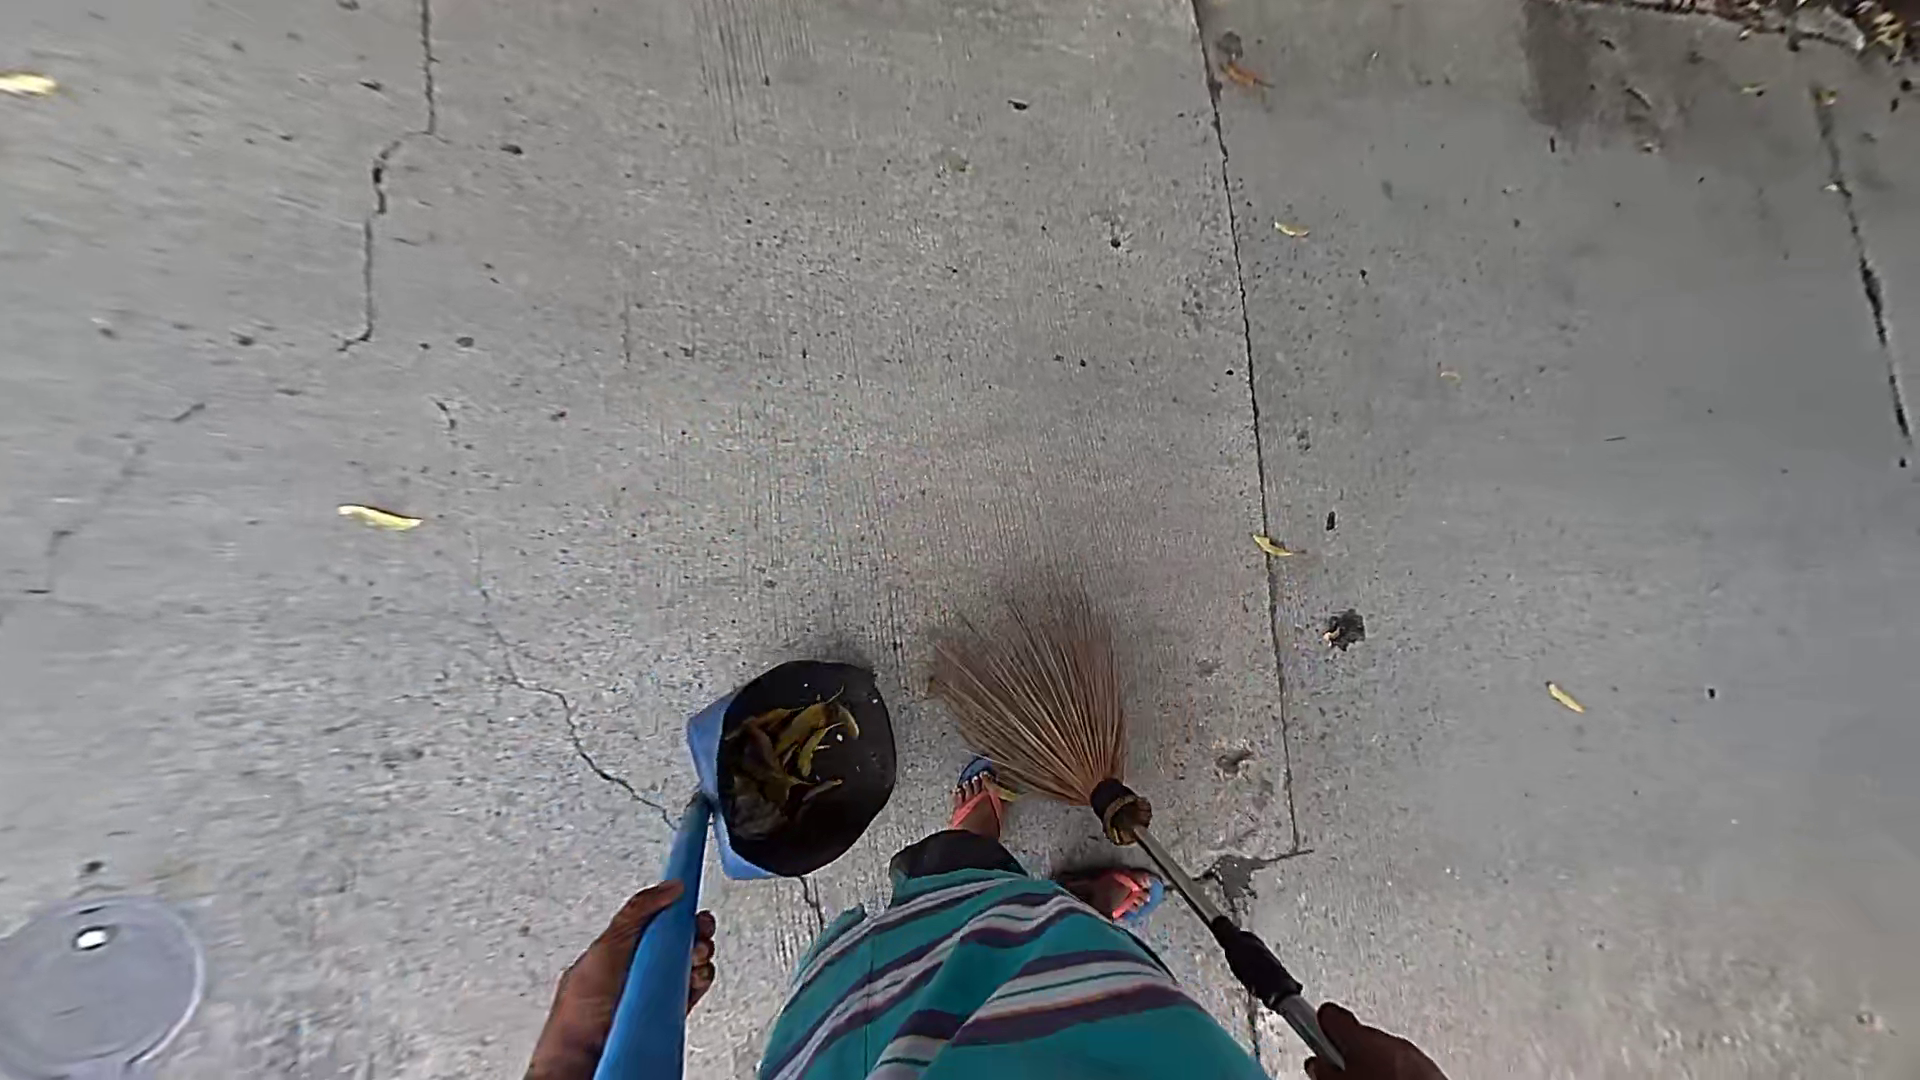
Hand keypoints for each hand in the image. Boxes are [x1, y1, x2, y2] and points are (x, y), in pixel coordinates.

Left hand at [524, 882, 718, 1079]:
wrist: (581, 1064)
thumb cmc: (578, 1014)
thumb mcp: (605, 947)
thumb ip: (636, 911)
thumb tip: (672, 886)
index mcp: (625, 946)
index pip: (660, 916)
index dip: (678, 907)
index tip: (689, 902)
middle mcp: (643, 964)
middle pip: (682, 934)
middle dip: (696, 928)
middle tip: (698, 931)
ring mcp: (657, 987)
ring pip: (693, 957)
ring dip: (702, 951)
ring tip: (696, 955)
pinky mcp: (671, 1009)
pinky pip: (697, 984)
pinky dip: (703, 976)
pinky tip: (697, 975)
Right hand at [1304, 1003, 1447, 1079]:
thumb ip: (1324, 1069)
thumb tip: (1316, 1064)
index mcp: (1362, 1034)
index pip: (1329, 1014)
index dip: (1317, 1025)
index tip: (1311, 1033)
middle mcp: (1391, 1039)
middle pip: (1359, 1035)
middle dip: (1351, 1051)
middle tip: (1343, 1073)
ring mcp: (1418, 1059)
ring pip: (1385, 1053)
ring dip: (1377, 1066)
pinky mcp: (1436, 1075)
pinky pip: (1407, 1068)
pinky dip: (1398, 1076)